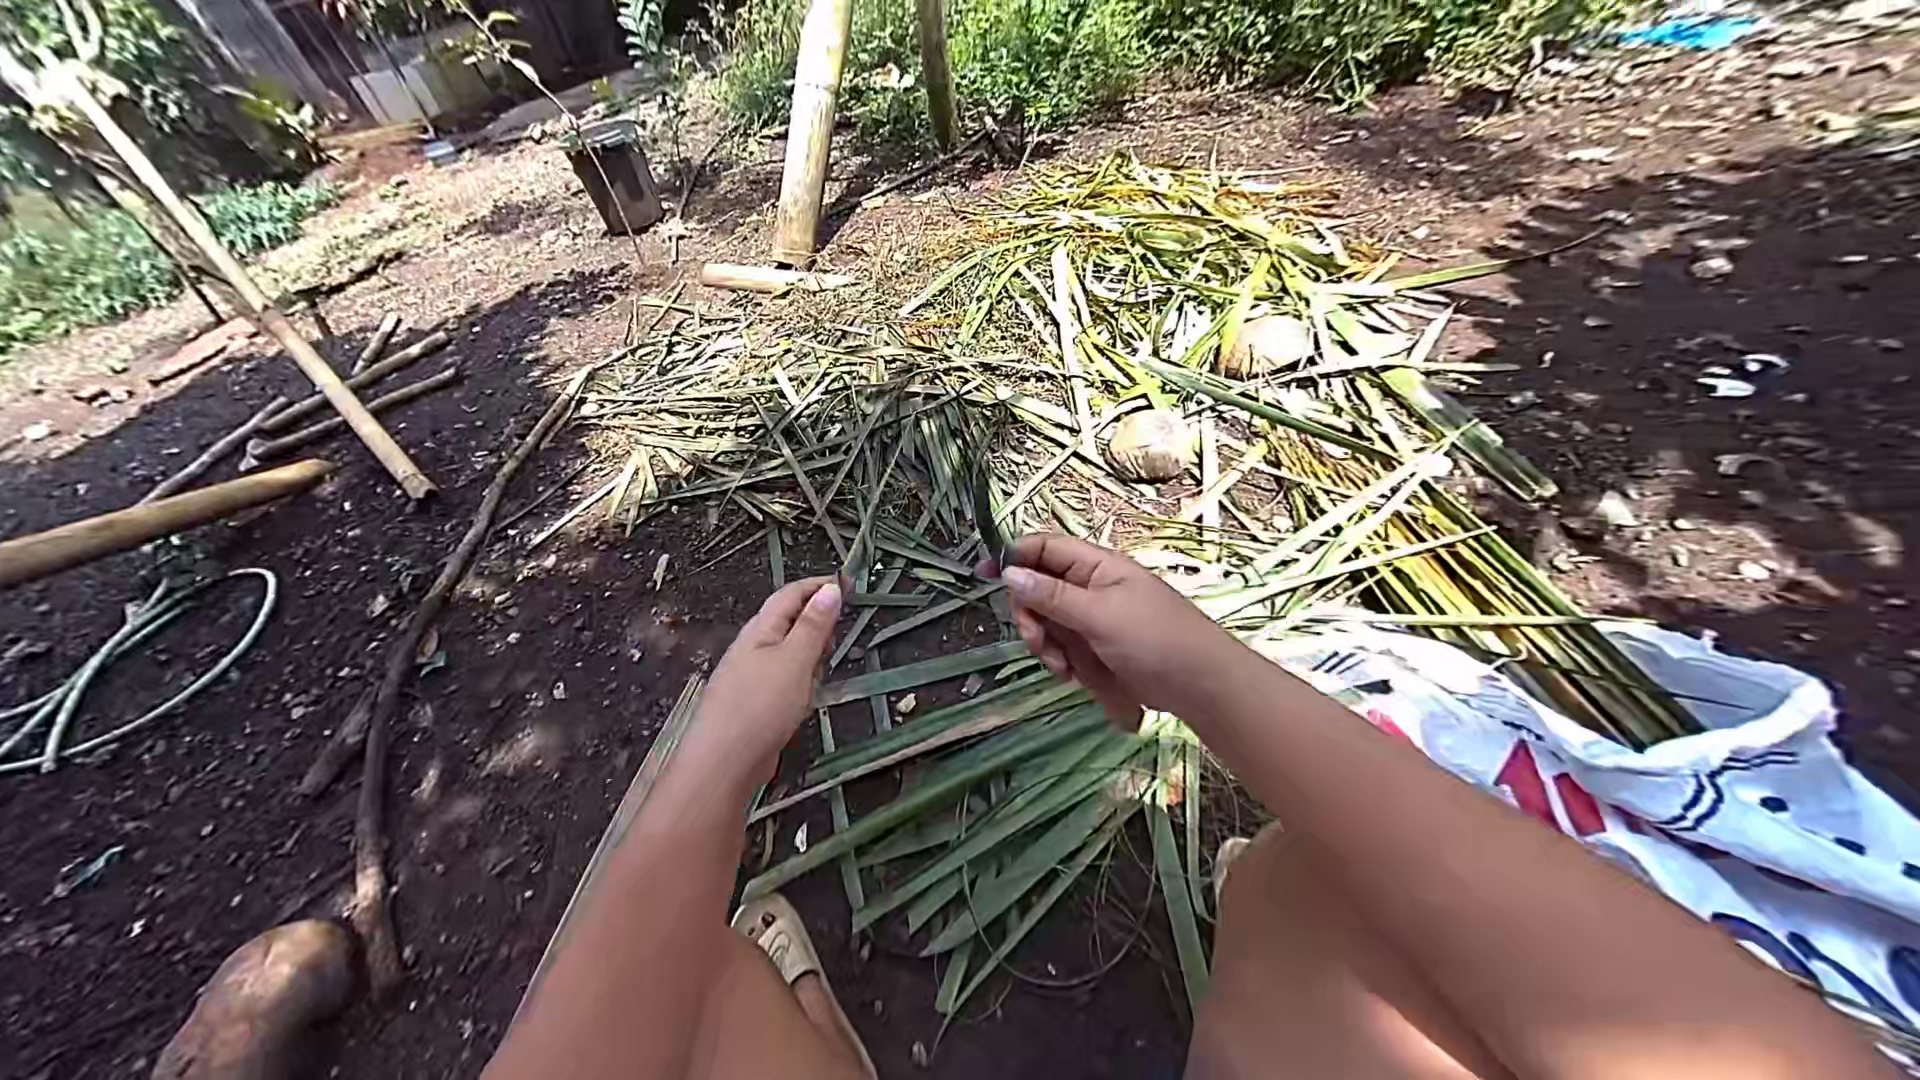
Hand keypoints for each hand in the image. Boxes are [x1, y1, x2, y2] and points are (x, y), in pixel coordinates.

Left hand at [676, 576, 841, 790]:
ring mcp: (752, 674)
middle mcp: (753, 646)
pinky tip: (802, 701)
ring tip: (816, 678)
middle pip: (791, 620)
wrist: (722, 765)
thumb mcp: (795, 660)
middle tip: (834, 642)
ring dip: (811, 657)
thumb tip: (831, 589)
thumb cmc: (760, 707)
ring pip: (791, 651)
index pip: (791, 594)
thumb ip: (814, 625)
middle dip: (817, 625)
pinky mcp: (756, 699)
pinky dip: (802, 681)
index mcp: (760, 629)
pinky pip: (787, 677)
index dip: (819, 585)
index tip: (849, 583)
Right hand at [979, 535, 1253, 729]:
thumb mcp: (1098, 614)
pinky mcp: (1096, 645)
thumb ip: (1051, 595)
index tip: (983, 574)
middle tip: (1040, 644)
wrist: (1201, 685)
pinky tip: (1075, 676)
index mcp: (1095, 566)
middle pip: (1037, 590)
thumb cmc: (1154, 639)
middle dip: (1032, 617)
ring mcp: (1093, 617)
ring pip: (1047, 623)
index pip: (1043, 549)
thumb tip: (1008, 571)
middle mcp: (1090, 586)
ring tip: (1065, 668)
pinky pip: (1064, 646)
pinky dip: (1063, 661)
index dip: (1012, 557)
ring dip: (1047, 645)